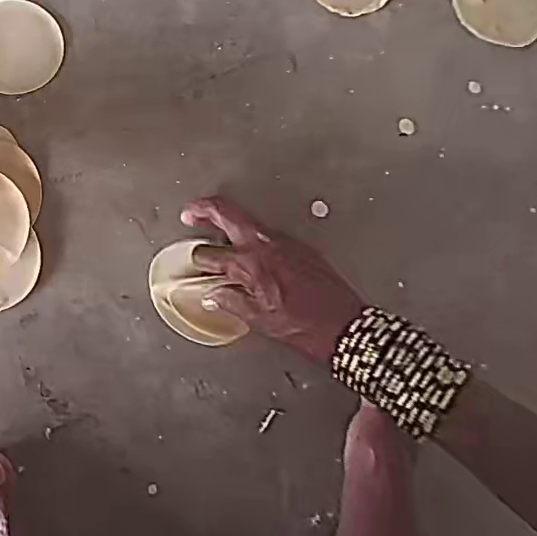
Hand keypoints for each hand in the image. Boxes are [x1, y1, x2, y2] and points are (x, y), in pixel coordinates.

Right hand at [181, 195, 366, 362]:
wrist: (346, 327)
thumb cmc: (307, 326)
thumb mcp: (260, 320)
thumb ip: (231, 302)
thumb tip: (214, 295)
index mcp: (250, 263)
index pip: (209, 253)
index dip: (198, 260)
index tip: (194, 264)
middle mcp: (265, 245)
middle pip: (226, 212)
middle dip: (203, 209)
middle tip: (190, 212)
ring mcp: (283, 241)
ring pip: (246, 220)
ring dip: (227, 221)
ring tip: (215, 227)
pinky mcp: (297, 245)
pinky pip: (266, 232)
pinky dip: (249, 235)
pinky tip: (248, 248)